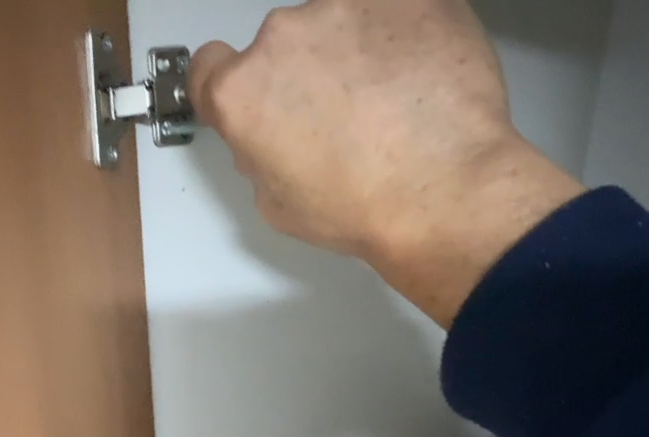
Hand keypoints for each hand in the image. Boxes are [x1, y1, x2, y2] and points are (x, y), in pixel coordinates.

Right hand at [188, 0, 583, 323]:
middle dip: (300, 74)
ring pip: (336, 24)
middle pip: (278, 46)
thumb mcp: (276, 205)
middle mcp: (284, 37)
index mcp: (243, 93)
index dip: (225, 85)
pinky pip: (388, 11)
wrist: (441, 188)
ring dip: (350, 53)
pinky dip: (396, 37)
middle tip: (334, 118)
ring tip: (384, 102)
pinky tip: (414, 79)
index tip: (249, 99)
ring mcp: (346, 5)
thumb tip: (270, 136)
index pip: (207, 67)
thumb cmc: (359, 205)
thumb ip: (257, 155)